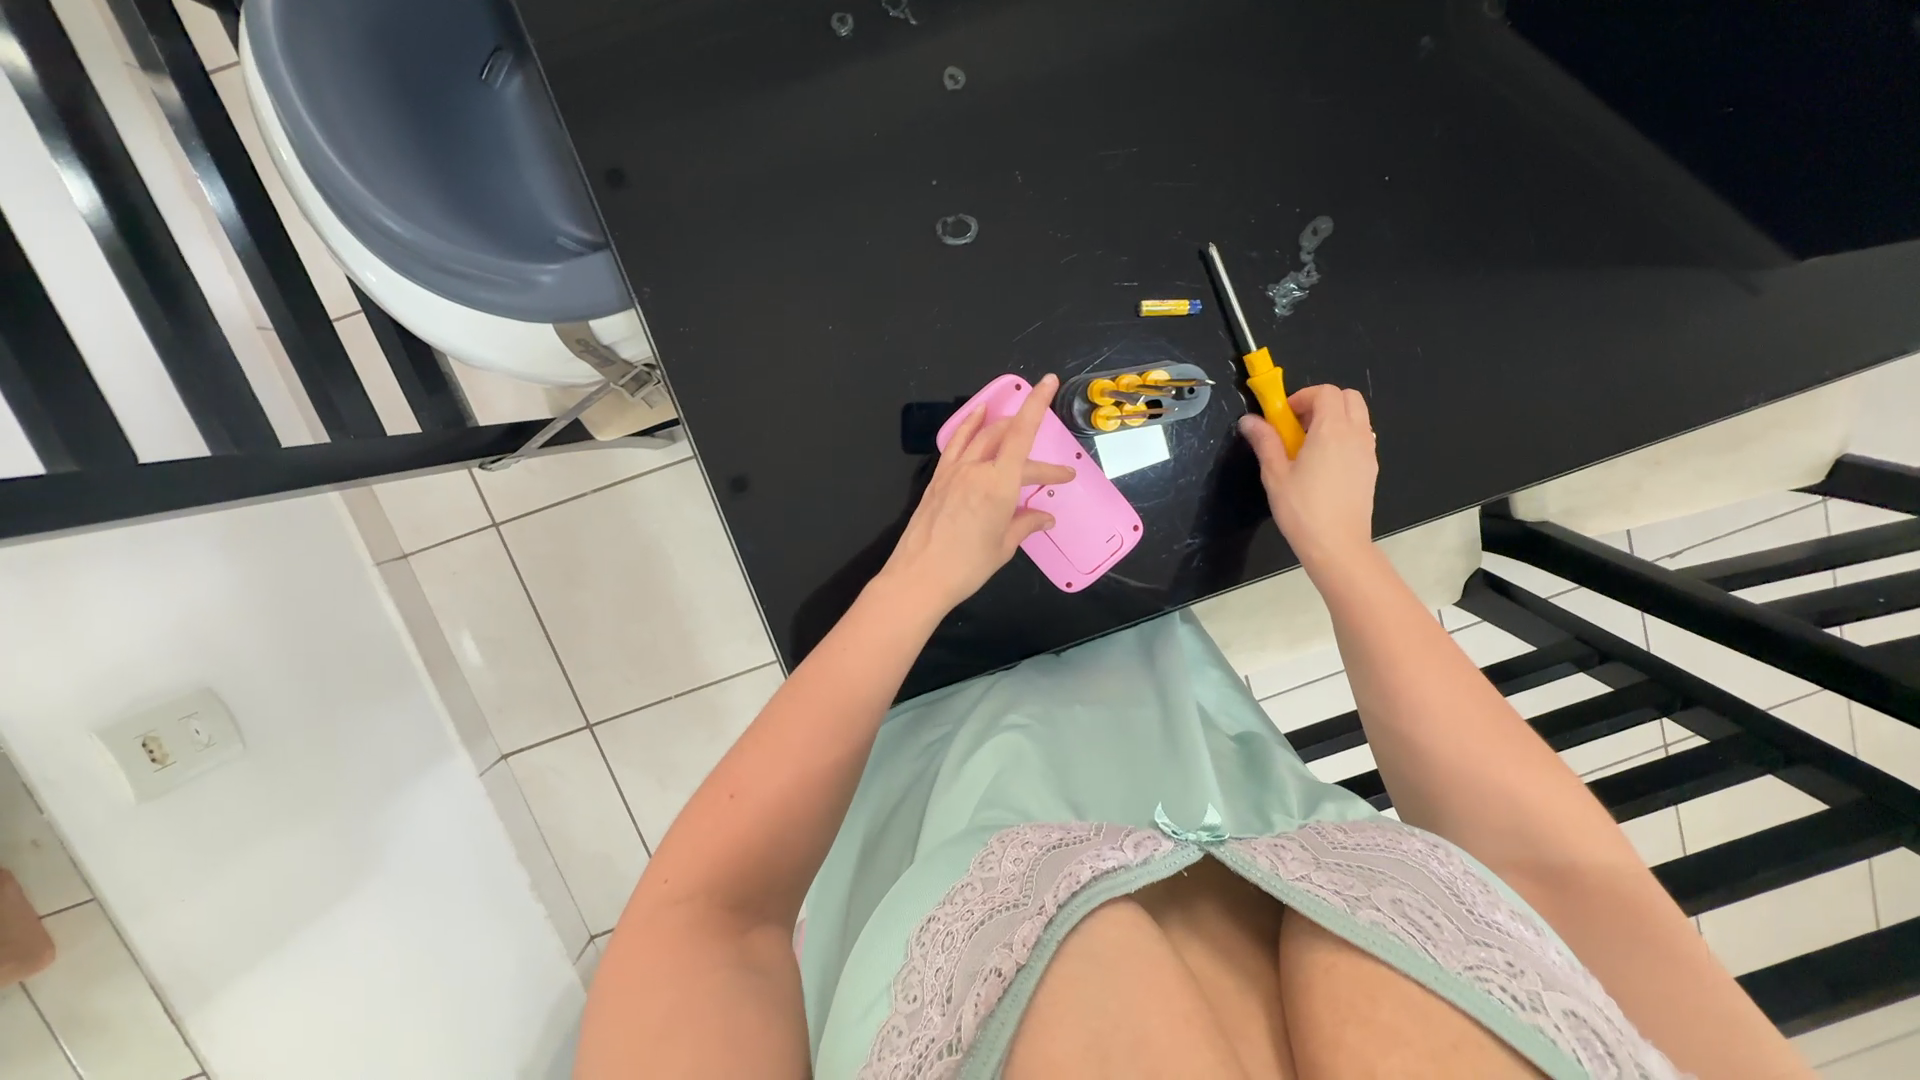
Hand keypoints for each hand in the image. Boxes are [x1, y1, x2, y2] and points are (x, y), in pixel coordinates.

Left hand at [875, 374, 1075, 614]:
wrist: (919, 577)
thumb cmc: (967, 566)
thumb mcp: (1004, 546)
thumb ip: (1025, 524)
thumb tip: (1044, 516)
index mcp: (999, 484)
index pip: (1022, 433)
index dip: (1038, 404)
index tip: (1049, 383)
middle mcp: (976, 469)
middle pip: (1007, 440)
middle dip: (1035, 453)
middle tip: (1054, 476)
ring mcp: (953, 471)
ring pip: (981, 436)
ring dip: (1003, 427)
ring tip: (1018, 424)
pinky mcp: (937, 479)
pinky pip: (956, 443)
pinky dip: (970, 426)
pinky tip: (977, 419)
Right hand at [1238, 384, 1377, 573]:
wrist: (1337, 544)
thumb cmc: (1302, 509)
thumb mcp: (1275, 474)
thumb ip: (1265, 441)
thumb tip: (1249, 420)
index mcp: (1331, 430)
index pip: (1325, 392)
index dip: (1302, 396)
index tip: (1283, 416)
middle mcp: (1355, 434)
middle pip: (1348, 397)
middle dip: (1322, 402)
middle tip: (1297, 425)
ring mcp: (1367, 451)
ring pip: (1358, 416)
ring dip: (1335, 418)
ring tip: (1310, 444)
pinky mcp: (1371, 467)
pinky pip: (1361, 437)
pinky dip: (1344, 436)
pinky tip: (1324, 463)